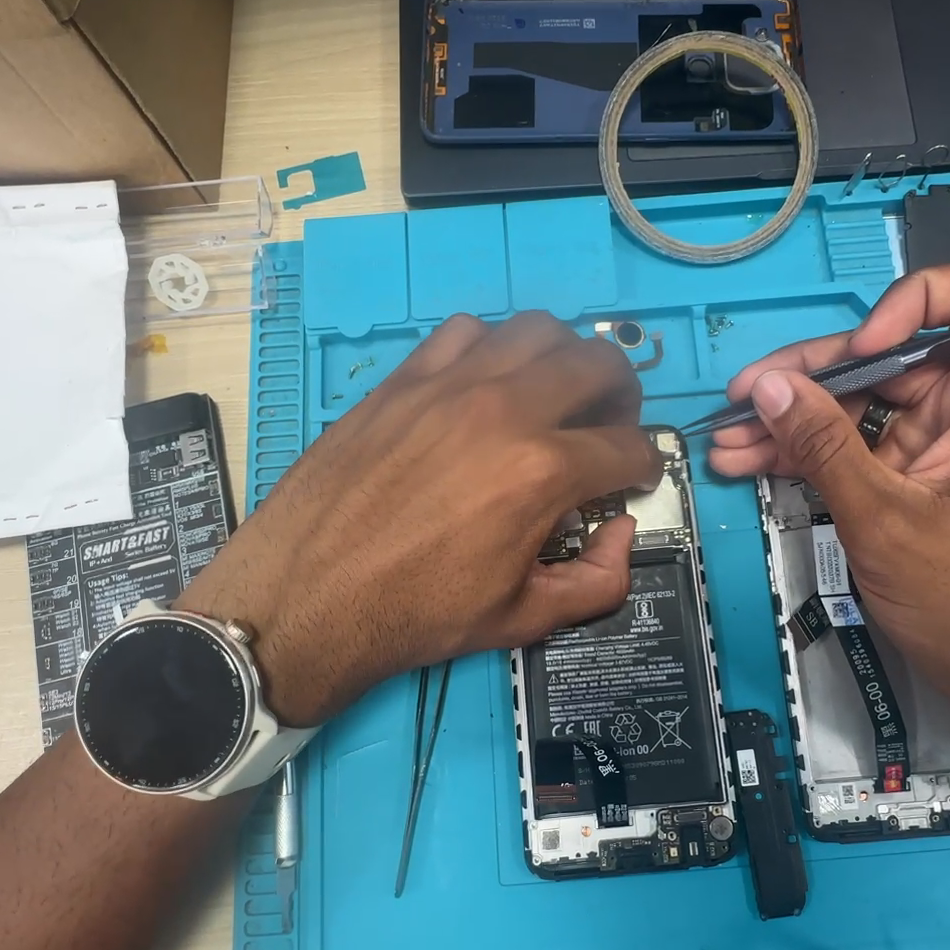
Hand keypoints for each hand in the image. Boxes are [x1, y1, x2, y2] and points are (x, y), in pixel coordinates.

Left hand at [177, 312, 658, 727]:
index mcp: (542, 472)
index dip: (643, 467)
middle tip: (607, 429)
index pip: (629, 446)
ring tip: (552, 397)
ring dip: (563, 360)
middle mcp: (506, 409)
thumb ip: (599, 580)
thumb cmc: (416, 615)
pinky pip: (466, 331)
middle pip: (600, 363)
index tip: (632, 481)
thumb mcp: (523, 619)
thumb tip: (621, 533)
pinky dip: (492, 349)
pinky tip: (483, 386)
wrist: (306, 597)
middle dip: (623, 397)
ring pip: (538, 330)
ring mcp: (450, 384)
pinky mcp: (404, 378)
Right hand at [709, 262, 949, 735]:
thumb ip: (823, 444)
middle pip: (887, 354)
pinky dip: (804, 452)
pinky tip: (747, 462)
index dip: (912, 304)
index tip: (861, 347)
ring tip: (727, 438)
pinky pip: (852, 443)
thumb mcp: (883, 516)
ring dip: (791, 419)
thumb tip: (767, 389)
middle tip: (743, 398)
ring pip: (858, 401)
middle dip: (811, 376)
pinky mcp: (908, 472)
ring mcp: (936, 440)